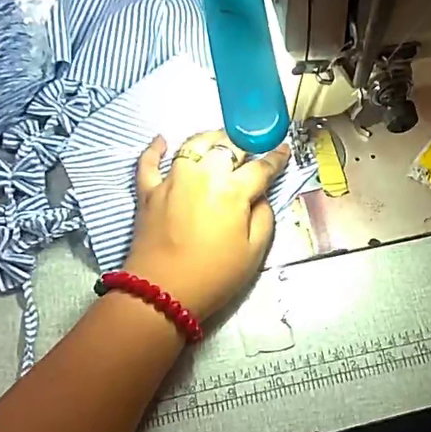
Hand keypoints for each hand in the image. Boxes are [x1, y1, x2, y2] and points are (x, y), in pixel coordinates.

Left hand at [122, 130, 291, 320]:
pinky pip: (149, 162)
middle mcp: (203, 176)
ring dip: (208, 139)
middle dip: (242, 143)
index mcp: (233, 191)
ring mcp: (172, 180)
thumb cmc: (214, 275)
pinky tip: (161, 141)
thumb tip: (259, 197)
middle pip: (226, 146)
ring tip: (217, 141)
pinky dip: (155, 149)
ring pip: (191, 145)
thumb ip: (263, 217)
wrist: (162, 292)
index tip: (282, 149)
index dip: (275, 158)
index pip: (260, 167)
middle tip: (250, 147)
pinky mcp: (148, 191)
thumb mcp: (255, 252)